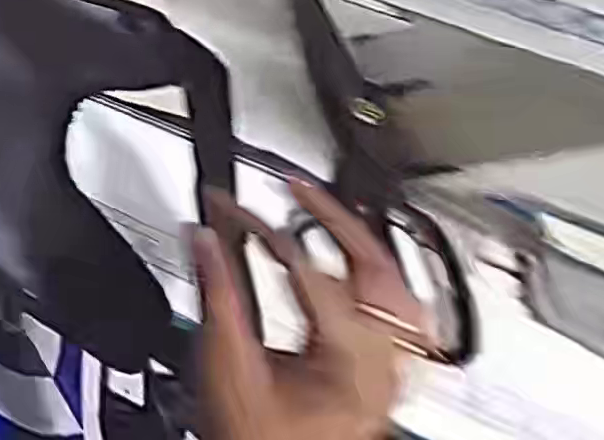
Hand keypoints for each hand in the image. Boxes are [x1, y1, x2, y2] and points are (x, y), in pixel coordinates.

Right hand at [193, 180, 429, 439]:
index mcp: (351, 370)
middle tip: (297, 188)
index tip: (225, 207)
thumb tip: (202, 235)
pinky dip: (371, 280)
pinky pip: (396, 319)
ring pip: (401, 299)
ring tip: (325, 213)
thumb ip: (217, 292)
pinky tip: (347, 263)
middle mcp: (383, 373)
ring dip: (364, 249)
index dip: (262, 230)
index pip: (310, 274)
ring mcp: (387, 377)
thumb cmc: (255, 435)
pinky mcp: (376, 376)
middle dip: (339, 224)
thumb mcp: (227, 360)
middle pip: (385, 280)